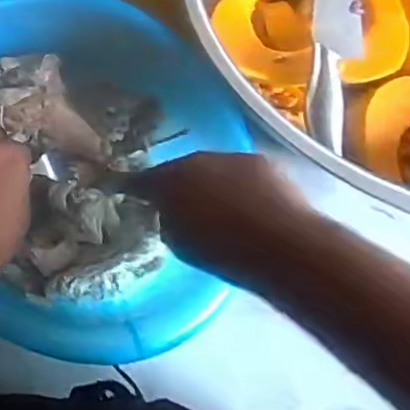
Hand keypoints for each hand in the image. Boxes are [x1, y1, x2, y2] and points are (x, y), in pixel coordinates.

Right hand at [130, 152, 321, 280]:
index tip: (124, 189)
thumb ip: (167, 221)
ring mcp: (226, 156)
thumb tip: (166, 212)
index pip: (139, 180)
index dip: (131, 185)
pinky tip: (253, 205)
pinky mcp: (259, 160)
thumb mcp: (180, 244)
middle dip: (179, 184)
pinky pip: (240, 171)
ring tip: (223, 208)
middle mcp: (192, 159)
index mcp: (167, 180)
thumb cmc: (225, 253)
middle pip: (178, 169)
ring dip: (212, 183)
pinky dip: (242, 184)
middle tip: (185, 205)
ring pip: (211, 168)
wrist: (284, 247)